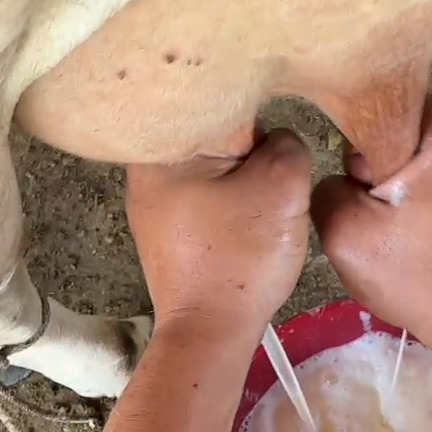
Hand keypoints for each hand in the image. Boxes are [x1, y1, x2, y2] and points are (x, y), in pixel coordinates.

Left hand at [127, 128, 311, 338]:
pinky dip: (227, 207)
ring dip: (240, 181)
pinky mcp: (166, 233)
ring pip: (213, 168)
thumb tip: (274, 143)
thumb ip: (287, 140)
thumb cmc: (239, 258)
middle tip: (264, 179)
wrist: (210, 332)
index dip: (258, 114)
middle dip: (248, 151)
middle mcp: (144, 168)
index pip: (220, 99)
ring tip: (253, 207)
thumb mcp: (281, 183)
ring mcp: (152, 204)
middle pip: (215, 133)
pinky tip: (238, 228)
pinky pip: (205, 200)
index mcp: (161, 144)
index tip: (269, 143)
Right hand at [311, 99, 431, 341]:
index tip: (371, 204)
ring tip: (406, 234)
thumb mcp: (345, 233)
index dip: (359, 161)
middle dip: (382, 176)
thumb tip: (344, 180)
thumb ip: (326, 189)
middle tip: (387, 226)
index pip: (379, 114)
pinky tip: (424, 234)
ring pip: (417, 157)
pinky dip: (423, 201)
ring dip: (401, 191)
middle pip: (399, 134)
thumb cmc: (416, 277)